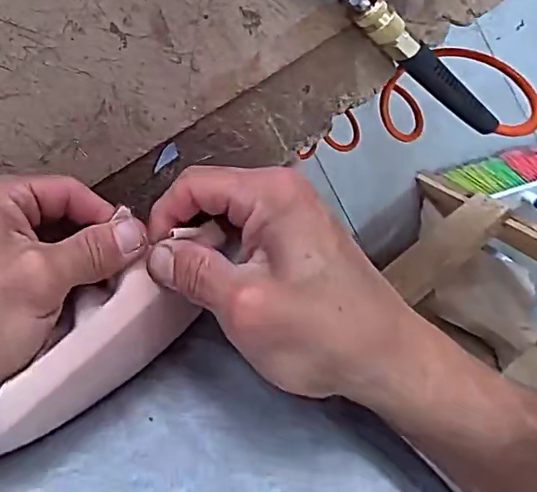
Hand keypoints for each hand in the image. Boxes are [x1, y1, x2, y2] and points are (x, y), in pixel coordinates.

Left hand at [0, 175, 149, 414]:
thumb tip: (140, 231)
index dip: (104, 215)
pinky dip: (73, 277)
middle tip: (124, 266)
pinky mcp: (7, 272)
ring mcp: (2, 243)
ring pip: (65, 241)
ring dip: (88, 263)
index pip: (71, 191)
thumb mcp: (44, 279)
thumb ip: (94, 250)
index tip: (133, 244)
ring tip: (109, 283)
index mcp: (1, 196)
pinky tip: (87, 295)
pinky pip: (53, 263)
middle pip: (69, 215)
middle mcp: (0, 211)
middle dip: (97, 242)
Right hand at [143, 165, 436, 406]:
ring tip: (196, 286)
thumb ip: (194, 271)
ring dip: (205, 245)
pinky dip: (228, 251)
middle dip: (185, 231)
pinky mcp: (298, 232)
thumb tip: (156, 253)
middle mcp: (283, 188)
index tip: (151, 258)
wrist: (385, 355)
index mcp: (270, 191)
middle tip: (171, 278)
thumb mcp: (245, 305)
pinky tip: (226, 284)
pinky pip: (249, 228)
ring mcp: (294, 208)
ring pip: (228, 214)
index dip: (164, 216)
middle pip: (212, 194)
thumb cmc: (319, 330)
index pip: (196, 182)